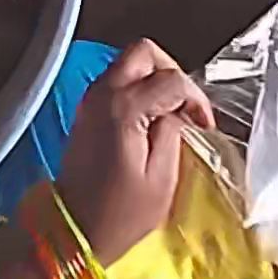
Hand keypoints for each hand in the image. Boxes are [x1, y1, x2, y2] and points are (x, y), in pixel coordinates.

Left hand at [55, 39, 213, 265]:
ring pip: (128, 61)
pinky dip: (139, 86)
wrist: (73, 228)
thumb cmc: (121, 212)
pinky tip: (152, 116)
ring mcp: (91, 96)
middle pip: (142, 50)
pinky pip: (118, 78)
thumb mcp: (161, 178)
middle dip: (171, 70)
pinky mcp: (87, 106)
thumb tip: (178, 110)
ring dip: (154, 77)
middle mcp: (103, 91)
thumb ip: (172, 133)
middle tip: (186, 104)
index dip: (195, 98)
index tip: (204, 126)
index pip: (171, 79)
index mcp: (124, 107)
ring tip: (173, 112)